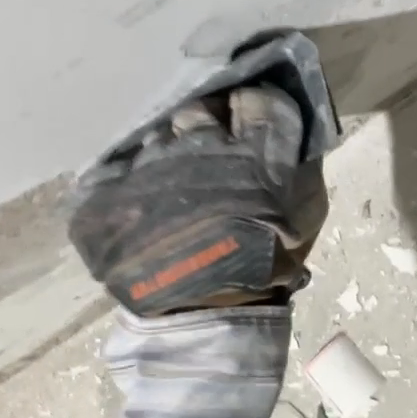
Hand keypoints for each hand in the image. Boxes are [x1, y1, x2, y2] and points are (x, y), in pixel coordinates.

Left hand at [67, 84, 327, 315]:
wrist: (206, 318)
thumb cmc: (269, 262)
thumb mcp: (308, 209)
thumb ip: (301, 161)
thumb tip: (293, 126)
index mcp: (256, 151)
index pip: (255, 99)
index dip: (254, 105)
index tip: (252, 119)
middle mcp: (201, 148)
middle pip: (200, 107)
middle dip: (206, 120)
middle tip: (210, 143)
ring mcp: (149, 168)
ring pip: (156, 132)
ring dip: (167, 147)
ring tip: (171, 172)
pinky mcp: (107, 194)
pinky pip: (111, 163)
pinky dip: (124, 171)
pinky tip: (137, 189)